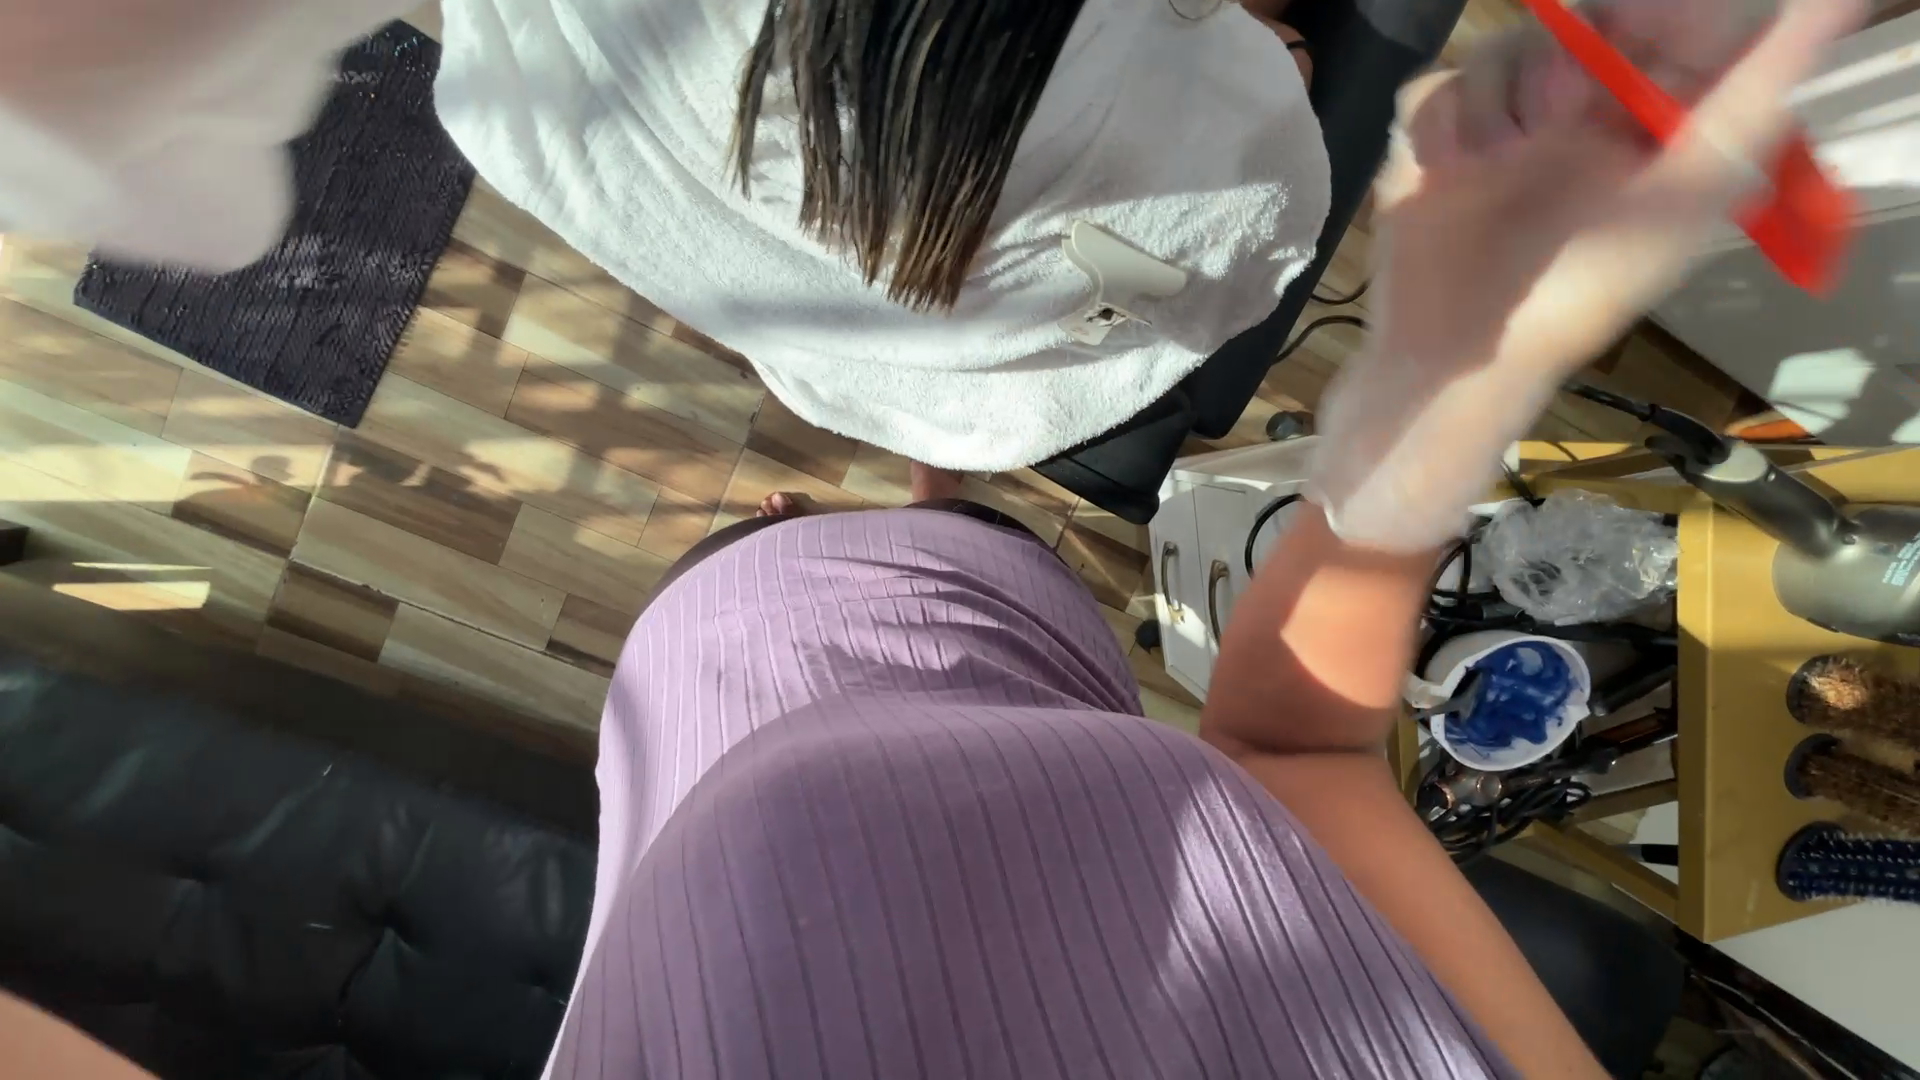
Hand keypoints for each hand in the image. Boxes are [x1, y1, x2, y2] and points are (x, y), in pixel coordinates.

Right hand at [1307, 0, 1861, 553]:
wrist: (1459, 359)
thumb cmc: (1574, 299)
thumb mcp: (1685, 202)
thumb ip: (1751, 101)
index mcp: (1634, 130)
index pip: (1660, 25)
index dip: (1653, 13)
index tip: (1636, 34)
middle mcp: (1563, 126)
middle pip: (1567, 27)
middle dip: (1561, 61)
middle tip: (1552, 125)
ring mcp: (1488, 142)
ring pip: (1491, 53)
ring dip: (1489, 99)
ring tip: (1487, 164)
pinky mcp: (1422, 161)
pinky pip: (1423, 96)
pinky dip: (1432, 122)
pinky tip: (1445, 169)